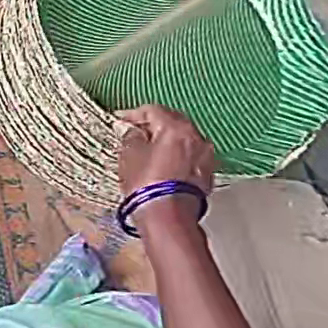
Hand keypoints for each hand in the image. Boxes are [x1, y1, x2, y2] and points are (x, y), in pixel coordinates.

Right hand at [115, 105, 215, 229]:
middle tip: (135, 132)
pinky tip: (162, 166)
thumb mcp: (128, 156)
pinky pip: (189, 157)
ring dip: (166, 141)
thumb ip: (130, 137)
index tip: (121, 120)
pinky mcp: (206, 174)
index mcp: (176, 128)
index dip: (133, 114)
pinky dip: (176, 157)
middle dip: (154, 126)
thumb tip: (133, 131)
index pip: (153, 110)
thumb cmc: (147, 184)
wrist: (167, 216)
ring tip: (148, 151)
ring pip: (183, 140)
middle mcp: (196, 138)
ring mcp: (205, 157)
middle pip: (173, 122)